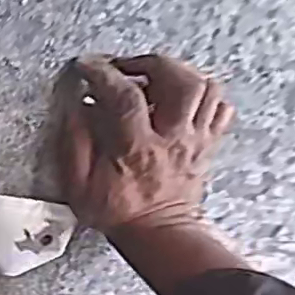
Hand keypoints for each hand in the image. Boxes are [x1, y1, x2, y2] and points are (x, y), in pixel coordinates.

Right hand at [60, 53, 234, 232]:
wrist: (157, 232)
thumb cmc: (116, 211)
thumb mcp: (78, 184)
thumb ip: (75, 143)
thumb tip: (77, 109)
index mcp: (135, 147)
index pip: (124, 96)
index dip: (103, 74)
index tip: (86, 66)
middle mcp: (172, 138)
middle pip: (178, 80)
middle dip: (148, 62)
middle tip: (124, 65)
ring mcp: (195, 139)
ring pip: (205, 86)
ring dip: (177, 71)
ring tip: (151, 75)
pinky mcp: (207, 143)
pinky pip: (219, 105)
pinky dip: (201, 92)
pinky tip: (176, 97)